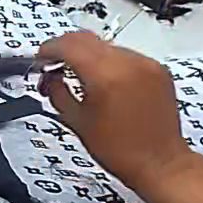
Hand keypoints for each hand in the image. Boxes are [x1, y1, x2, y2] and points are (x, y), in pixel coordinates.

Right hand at [37, 31, 202, 194]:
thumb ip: (58, 93)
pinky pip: (127, 56)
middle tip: (55, 65)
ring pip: (107, 46)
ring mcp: (146, 64)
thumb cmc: (121, 151)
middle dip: (66, 48)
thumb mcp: (78, 123)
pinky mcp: (158, 70)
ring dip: (89, 56)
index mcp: (105, 76)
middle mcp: (128, 63)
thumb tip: (50, 78)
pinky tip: (106, 83)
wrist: (160, 164)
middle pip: (87, 39)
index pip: (69, 45)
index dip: (49, 49)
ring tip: (80, 78)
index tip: (42, 58)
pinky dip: (111, 64)